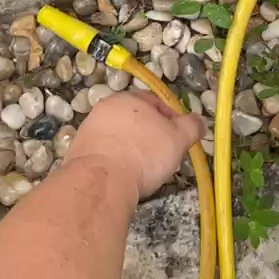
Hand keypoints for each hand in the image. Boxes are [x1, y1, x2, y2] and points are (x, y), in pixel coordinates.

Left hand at [63, 92, 204, 200]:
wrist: (102, 179)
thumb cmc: (144, 154)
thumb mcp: (178, 139)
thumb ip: (191, 127)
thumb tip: (200, 121)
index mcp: (130, 99)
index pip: (156, 102)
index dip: (171, 120)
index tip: (178, 139)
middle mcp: (106, 108)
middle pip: (135, 118)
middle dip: (149, 134)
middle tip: (162, 154)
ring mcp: (89, 128)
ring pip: (118, 135)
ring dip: (131, 147)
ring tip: (143, 169)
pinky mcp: (79, 150)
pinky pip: (104, 151)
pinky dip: (115, 159)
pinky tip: (123, 175)